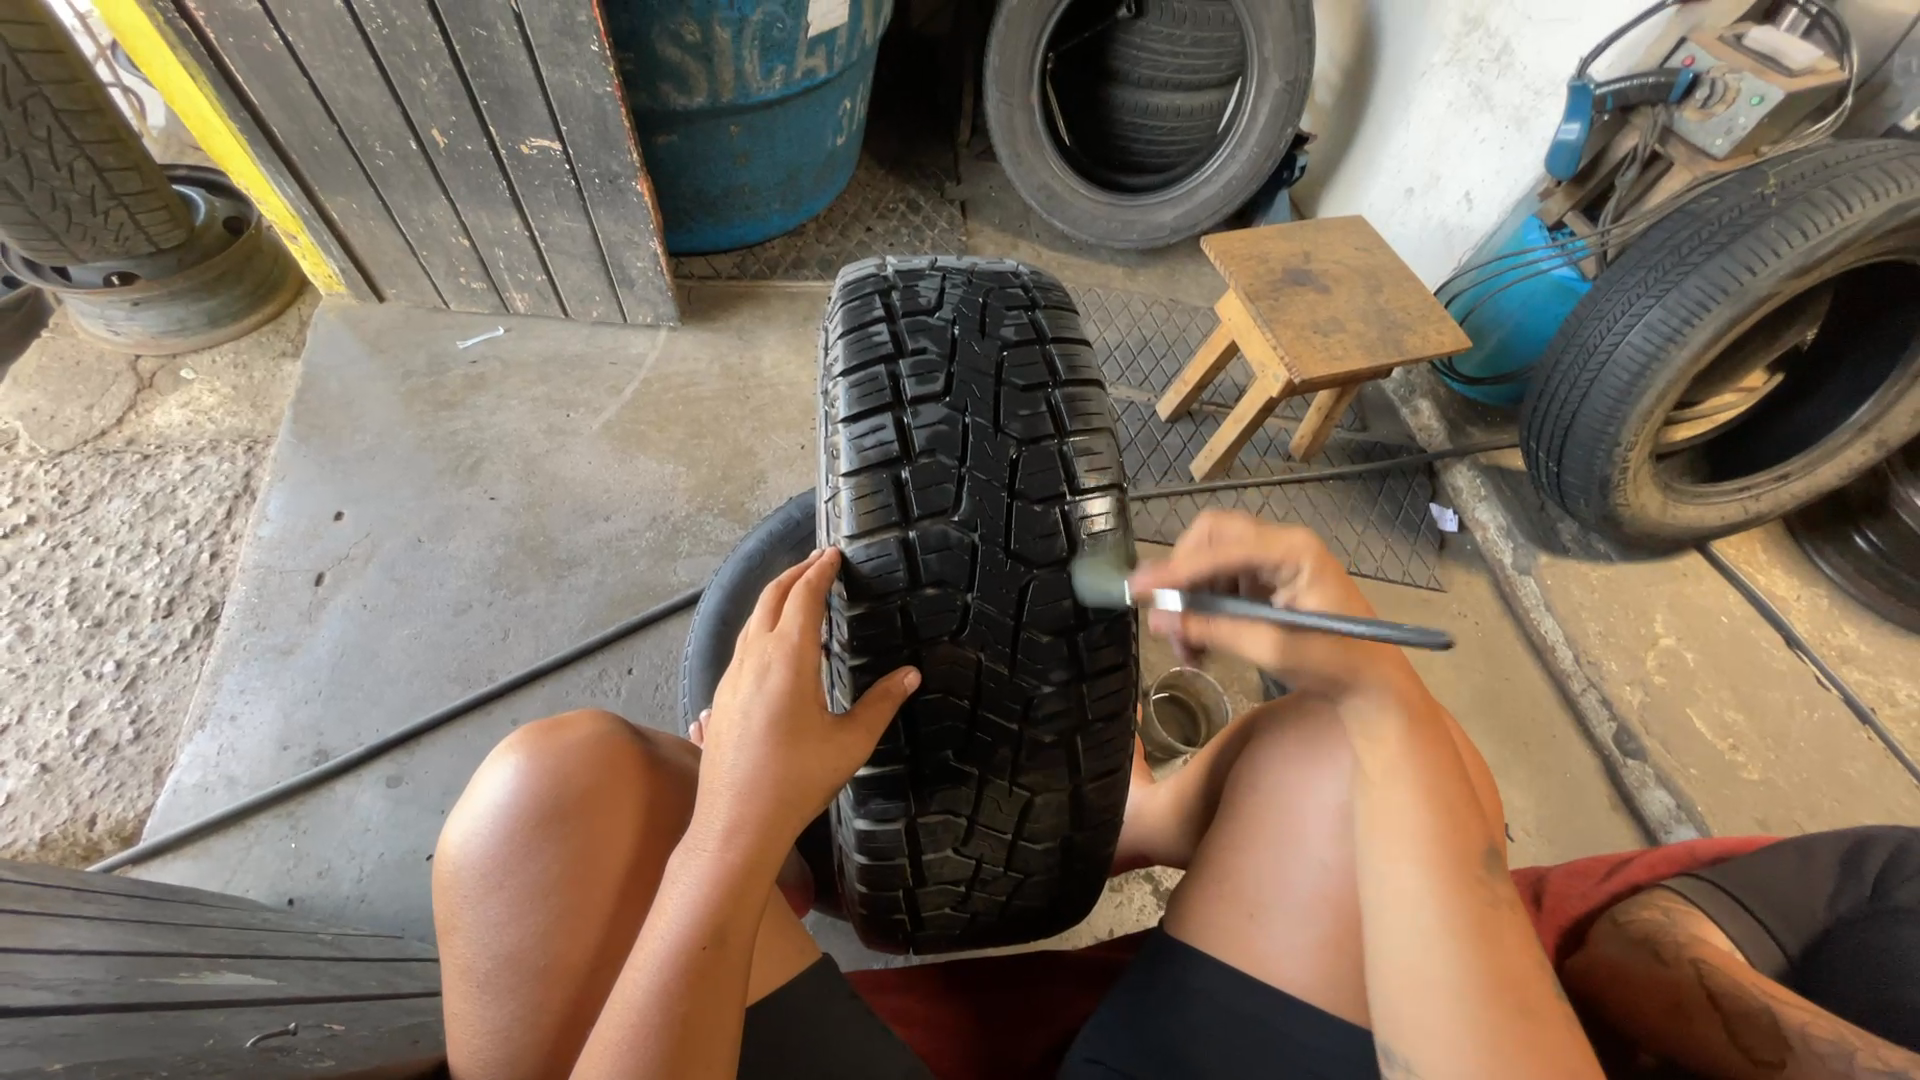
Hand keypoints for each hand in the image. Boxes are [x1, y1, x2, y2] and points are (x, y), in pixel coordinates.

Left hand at [690, 547, 918, 860]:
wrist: (735, 823)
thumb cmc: (797, 781)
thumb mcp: (851, 742)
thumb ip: (882, 703)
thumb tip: (911, 674)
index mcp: (789, 659)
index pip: (804, 597)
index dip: (820, 571)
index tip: (833, 555)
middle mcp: (755, 657)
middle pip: (771, 597)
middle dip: (795, 573)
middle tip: (818, 562)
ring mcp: (732, 676)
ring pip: (752, 620)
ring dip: (776, 597)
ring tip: (798, 593)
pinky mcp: (720, 696)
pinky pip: (742, 645)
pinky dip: (762, 626)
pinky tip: (774, 645)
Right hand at [1129, 510, 1421, 700]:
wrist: (1372, 684)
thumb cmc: (1335, 663)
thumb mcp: (1270, 649)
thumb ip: (1212, 629)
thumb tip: (1158, 620)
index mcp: (1293, 551)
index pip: (1222, 547)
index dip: (1177, 568)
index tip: (1138, 588)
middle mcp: (1279, 544)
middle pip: (1211, 536)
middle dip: (1182, 573)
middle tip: (1167, 611)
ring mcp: (1271, 560)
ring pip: (1209, 559)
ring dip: (1189, 597)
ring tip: (1185, 643)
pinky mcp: (1264, 579)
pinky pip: (1218, 579)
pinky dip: (1202, 607)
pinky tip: (1200, 641)